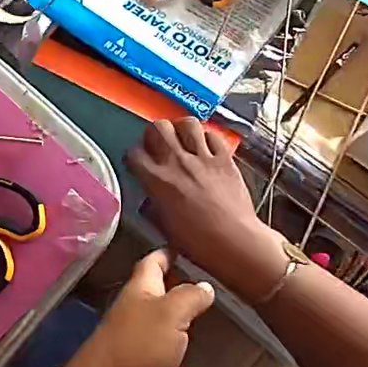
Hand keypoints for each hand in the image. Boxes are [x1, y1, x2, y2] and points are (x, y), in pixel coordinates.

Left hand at [63, 251, 213, 366]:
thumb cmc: (139, 345)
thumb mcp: (170, 312)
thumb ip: (190, 296)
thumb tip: (205, 285)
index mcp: (139, 289)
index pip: (152, 262)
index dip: (166, 252)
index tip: (184, 245)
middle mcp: (136, 309)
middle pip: (157, 289)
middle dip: (177, 281)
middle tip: (206, 276)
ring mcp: (138, 338)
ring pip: (162, 316)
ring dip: (180, 311)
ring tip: (206, 306)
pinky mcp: (143, 364)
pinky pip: (165, 343)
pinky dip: (179, 338)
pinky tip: (195, 340)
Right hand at [125, 118, 287, 299]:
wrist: (233, 242)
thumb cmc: (197, 242)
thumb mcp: (164, 226)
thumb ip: (154, 206)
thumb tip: (153, 200)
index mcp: (157, 180)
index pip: (134, 153)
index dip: (134, 156)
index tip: (139, 162)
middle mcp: (178, 162)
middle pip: (158, 127)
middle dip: (155, 133)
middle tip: (159, 144)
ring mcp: (203, 158)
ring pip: (187, 123)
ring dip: (182, 129)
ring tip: (183, 139)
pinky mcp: (225, 159)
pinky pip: (213, 136)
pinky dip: (207, 138)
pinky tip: (206, 148)